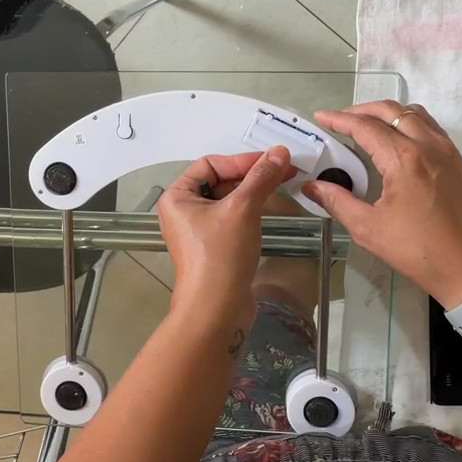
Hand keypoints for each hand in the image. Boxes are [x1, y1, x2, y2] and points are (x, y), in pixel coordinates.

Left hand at [157, 147, 296, 308]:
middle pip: (219, 180)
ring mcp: (197, 231)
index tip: (272, 161)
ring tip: (280, 187)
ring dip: (252, 192)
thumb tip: (279, 153)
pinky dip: (249, 211)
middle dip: (250, 176)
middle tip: (283, 172)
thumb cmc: (221, 255)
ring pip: (228, 200)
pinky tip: (268, 211)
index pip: (210, 164)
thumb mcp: (242, 208)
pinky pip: (231, 219)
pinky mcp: (213, 247)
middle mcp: (183, 211)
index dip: (242, 160)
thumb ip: (261, 178)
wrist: (217, 309)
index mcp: (177, 197)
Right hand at [302, 103, 461, 307]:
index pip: (366, 127)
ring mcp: (447, 151)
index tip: (321, 117)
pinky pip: (430, 127)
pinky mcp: (458, 161)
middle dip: (362, 110)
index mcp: (404, 159)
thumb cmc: (418, 251)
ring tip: (367, 126)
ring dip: (388, 113)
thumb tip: (311, 187)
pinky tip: (396, 140)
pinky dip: (408, 123)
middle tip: (340, 120)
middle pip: (391, 110)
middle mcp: (428, 146)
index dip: (339, 120)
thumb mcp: (369, 229)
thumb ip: (337, 202)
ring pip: (414, 114)